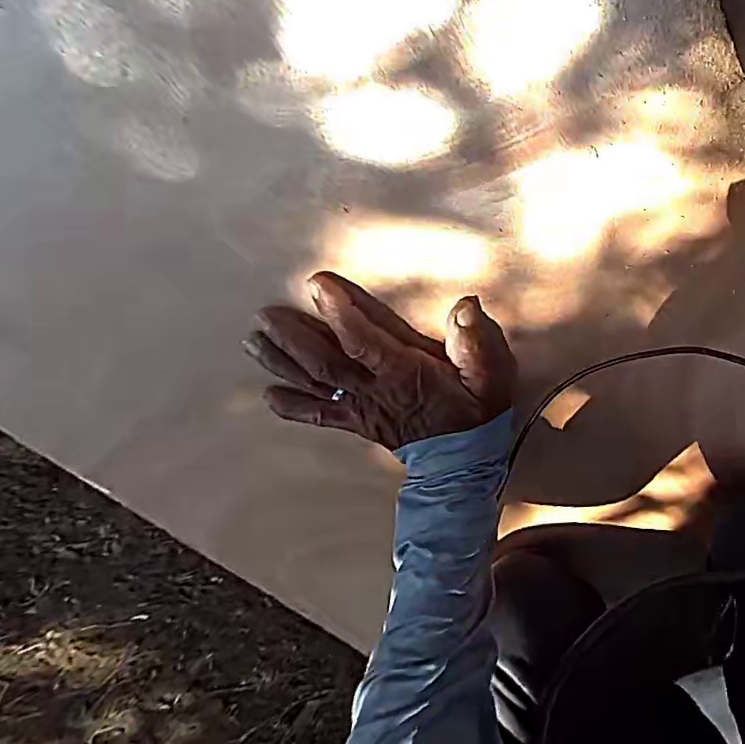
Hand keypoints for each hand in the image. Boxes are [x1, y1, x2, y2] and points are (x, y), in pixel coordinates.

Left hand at [243, 271, 517, 450]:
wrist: (465, 460)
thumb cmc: (478, 409)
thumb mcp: (490, 373)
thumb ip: (476, 340)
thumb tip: (464, 304)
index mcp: (406, 373)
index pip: (365, 340)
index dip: (340, 312)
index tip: (317, 285)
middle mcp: (376, 390)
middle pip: (325, 362)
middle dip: (294, 337)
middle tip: (265, 315)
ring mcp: (363, 408)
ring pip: (316, 383)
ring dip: (282, 362)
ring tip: (254, 341)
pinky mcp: (359, 423)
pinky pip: (320, 414)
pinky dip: (292, 406)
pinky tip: (268, 395)